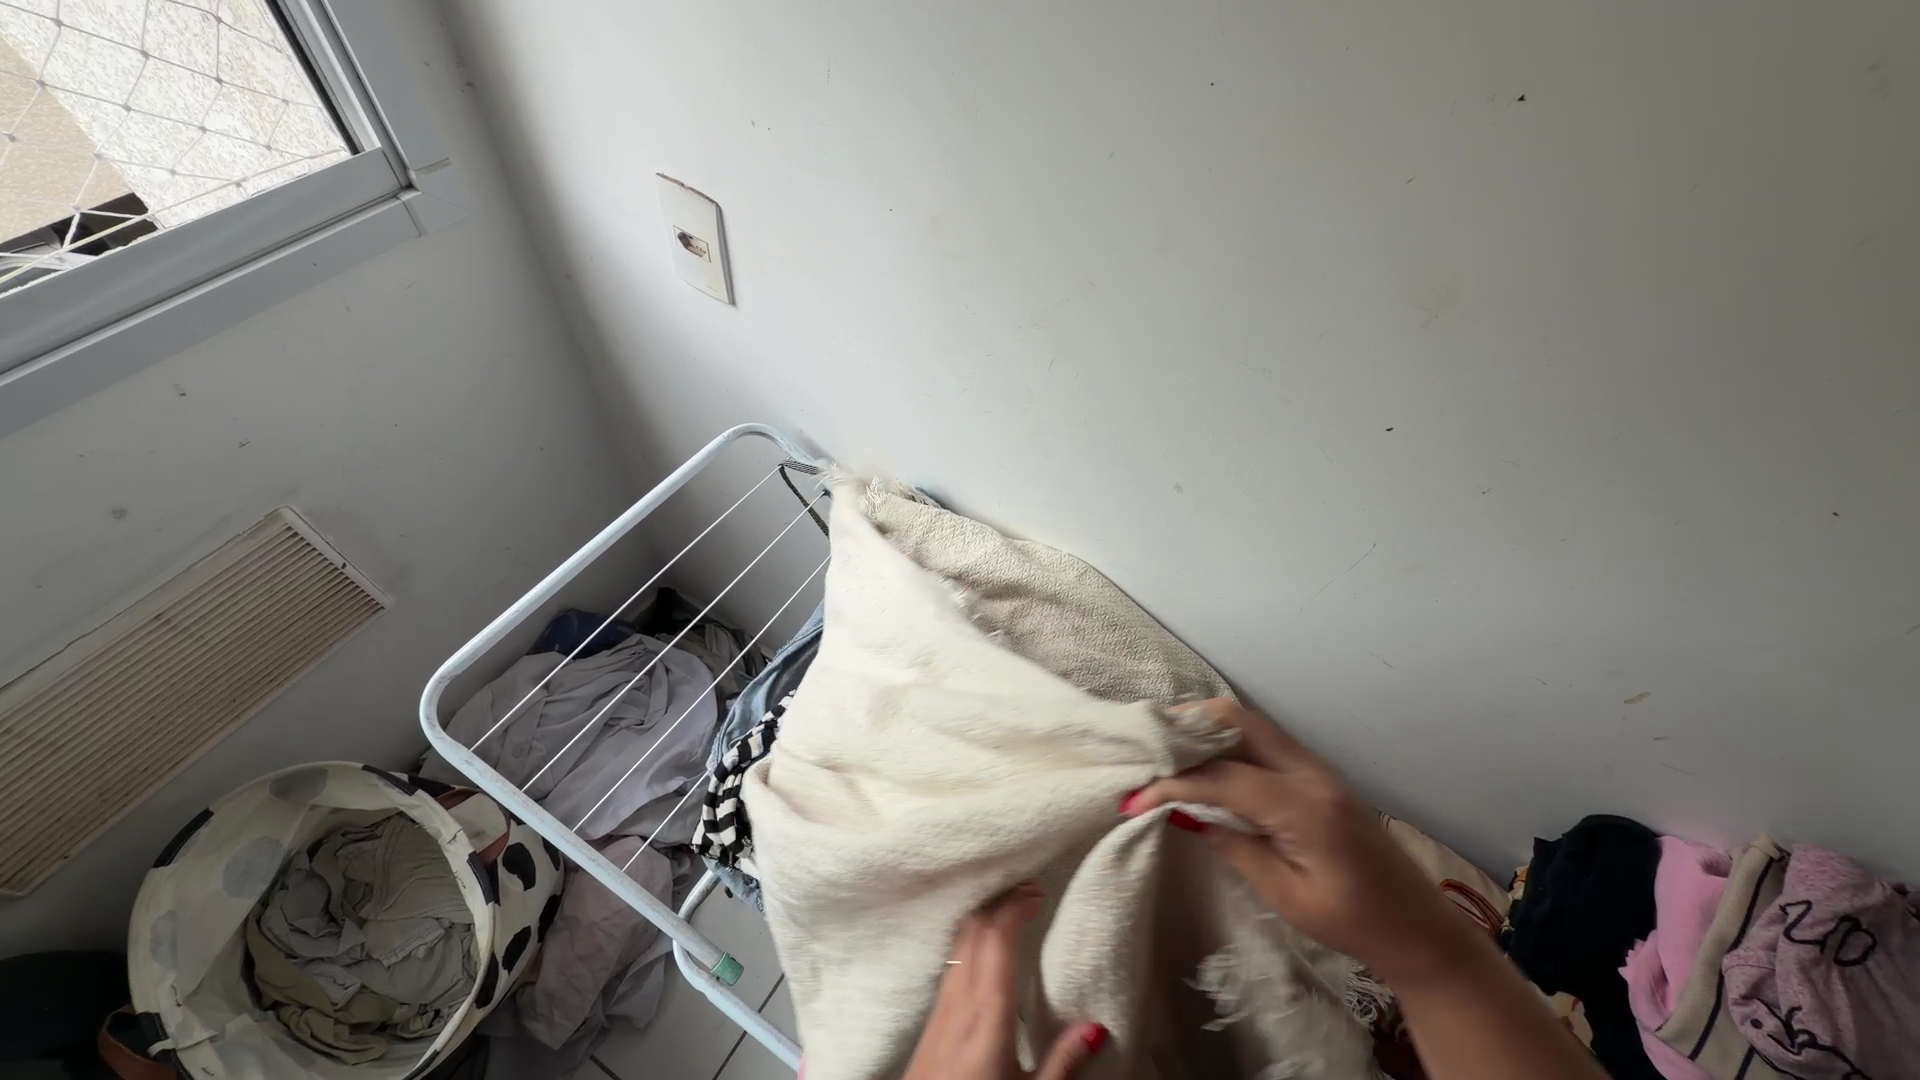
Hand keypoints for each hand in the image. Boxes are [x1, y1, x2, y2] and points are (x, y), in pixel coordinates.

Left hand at [902, 884, 1108, 1079]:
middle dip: (1001, 899)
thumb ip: (1063, 1061)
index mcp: (988, 1012)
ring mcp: (940, 1006)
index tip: (1038, 891)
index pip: (997, 937)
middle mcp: (959, 998)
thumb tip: (1096, 1027)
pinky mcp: (932, 1019)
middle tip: (1031, 890)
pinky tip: (985, 948)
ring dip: (984, 915)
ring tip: (1012, 909)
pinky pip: (951, 959)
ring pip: (959, 939)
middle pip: (974, 927)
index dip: (1015, 904)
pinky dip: (971, 937)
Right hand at [1121, 699, 1479, 990]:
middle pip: (1236, 721)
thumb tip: (1183, 813)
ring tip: (1164, 751)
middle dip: (1184, 728)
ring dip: (1203, 728)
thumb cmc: (1353, 923)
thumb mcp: (1284, 894)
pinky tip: (1203, 759)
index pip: (1221, 777)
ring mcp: (1316, 766)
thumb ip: (1232, 846)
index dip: (1171, 782)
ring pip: (1248, 722)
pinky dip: (1225, 739)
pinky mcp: (1316, 771)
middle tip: (1145, 750)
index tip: (1133, 797)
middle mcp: (1310, 772)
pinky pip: (1262, 738)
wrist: (1418, 927)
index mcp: (1304, 808)